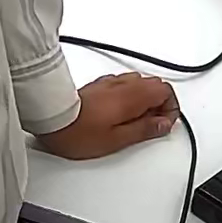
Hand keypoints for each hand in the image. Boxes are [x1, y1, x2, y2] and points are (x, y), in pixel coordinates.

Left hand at [35, 73, 178, 158]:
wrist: (51, 119)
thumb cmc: (77, 132)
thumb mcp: (117, 140)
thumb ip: (144, 130)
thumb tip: (162, 125)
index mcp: (133, 95)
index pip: (166, 91)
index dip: (170, 109)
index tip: (163, 124)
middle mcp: (123, 84)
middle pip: (154, 86)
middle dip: (159, 104)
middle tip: (150, 125)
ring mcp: (109, 82)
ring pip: (138, 85)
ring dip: (142, 100)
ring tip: (132, 122)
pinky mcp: (97, 86)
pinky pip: (122, 87)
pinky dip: (127, 98)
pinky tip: (117, 115)